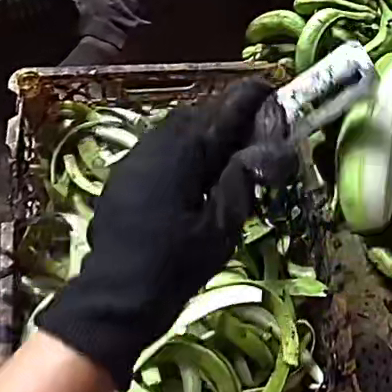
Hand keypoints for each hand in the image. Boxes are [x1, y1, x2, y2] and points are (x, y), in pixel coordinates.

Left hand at [35, 79, 294, 386]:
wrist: (115, 299)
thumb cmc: (176, 264)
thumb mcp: (222, 225)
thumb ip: (244, 177)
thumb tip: (276, 145)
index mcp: (185, 151)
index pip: (227, 109)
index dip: (254, 98)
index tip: (276, 93)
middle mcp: (158, 143)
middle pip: (202, 112)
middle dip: (232, 116)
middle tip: (259, 134)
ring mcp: (137, 156)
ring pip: (180, 127)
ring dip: (208, 132)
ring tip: (232, 154)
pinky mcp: (127, 173)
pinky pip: (163, 145)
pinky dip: (187, 148)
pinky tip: (198, 174)